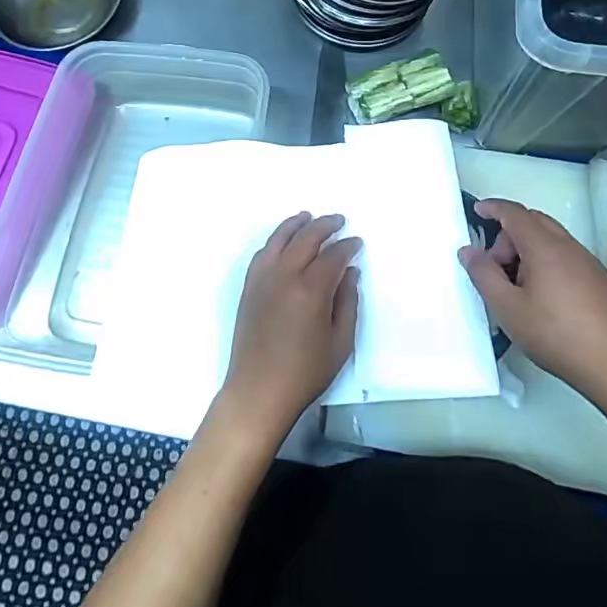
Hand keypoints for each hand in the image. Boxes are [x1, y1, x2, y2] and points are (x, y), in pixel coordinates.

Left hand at [218, 212, 360, 435]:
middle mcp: (284, 276)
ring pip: (279, 239)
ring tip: (308, 217)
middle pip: (306, 238)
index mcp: (311, 290)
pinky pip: (263, 253)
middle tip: (339, 220)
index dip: (347, 246)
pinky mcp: (249, 286)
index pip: (333, 256)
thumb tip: (349, 273)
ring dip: (296, 224)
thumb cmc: (305, 372)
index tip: (356, 243)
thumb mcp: (340, 342)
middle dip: (325, 226)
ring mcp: (262, 279)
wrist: (258, 389)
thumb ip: (347, 303)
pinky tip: (283, 241)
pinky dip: (275, 241)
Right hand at [459, 199, 606, 404]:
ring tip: (520, 288)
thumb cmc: (556, 335)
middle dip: (509, 234)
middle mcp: (570, 248)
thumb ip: (483, 274)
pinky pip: (568, 258)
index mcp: (544, 247)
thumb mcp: (507, 308)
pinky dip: (549, 263)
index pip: (515, 213)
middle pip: (535, 221)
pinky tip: (547, 299)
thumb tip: (469, 251)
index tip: (478, 210)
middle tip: (496, 265)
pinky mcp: (604, 282)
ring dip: (529, 250)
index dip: (493, 208)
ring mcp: (591, 264)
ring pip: (553, 240)